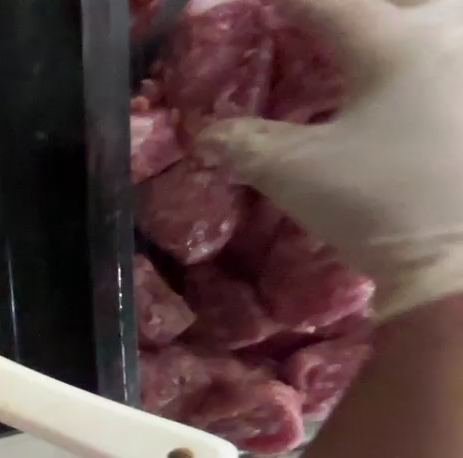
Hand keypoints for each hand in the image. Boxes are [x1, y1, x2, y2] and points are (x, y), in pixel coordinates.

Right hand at [200, 0, 462, 319]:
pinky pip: (444, 51)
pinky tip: (400, 80)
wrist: (461, 247)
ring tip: (358, 52)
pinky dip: (421, 50)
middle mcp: (452, 32)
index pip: (330, 5)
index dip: (288, 2)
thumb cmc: (376, 198)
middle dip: (353, 10)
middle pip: (397, 3)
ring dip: (398, 26)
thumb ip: (243, 143)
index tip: (257, 4)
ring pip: (436, 19)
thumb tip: (206, 130)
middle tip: (315, 25)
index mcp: (399, 44)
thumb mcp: (291, 173)